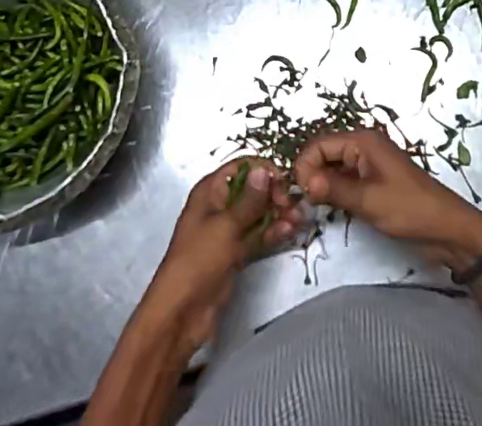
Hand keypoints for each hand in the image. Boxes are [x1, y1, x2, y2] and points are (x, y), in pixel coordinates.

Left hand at [140, 158, 303, 355]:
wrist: (182, 313)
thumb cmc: (198, 261)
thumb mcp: (226, 226)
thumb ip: (250, 200)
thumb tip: (264, 170)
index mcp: (210, 191)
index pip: (243, 167)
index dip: (264, 172)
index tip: (284, 184)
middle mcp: (219, 205)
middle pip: (254, 189)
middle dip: (276, 195)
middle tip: (293, 206)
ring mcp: (228, 230)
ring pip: (259, 213)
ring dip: (279, 214)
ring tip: (299, 220)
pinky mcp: (236, 251)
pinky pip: (258, 234)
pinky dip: (274, 232)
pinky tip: (290, 231)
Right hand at [295, 129, 481, 272]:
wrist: (446, 228)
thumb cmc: (410, 210)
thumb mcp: (369, 201)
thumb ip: (334, 189)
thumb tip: (303, 182)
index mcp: (363, 141)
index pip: (319, 145)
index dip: (305, 166)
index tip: (300, 194)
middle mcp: (363, 146)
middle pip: (323, 153)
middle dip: (310, 174)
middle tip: (304, 203)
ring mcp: (367, 164)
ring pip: (331, 167)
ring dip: (320, 183)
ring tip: (313, 207)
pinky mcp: (371, 181)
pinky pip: (343, 179)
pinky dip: (332, 190)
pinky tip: (328, 207)